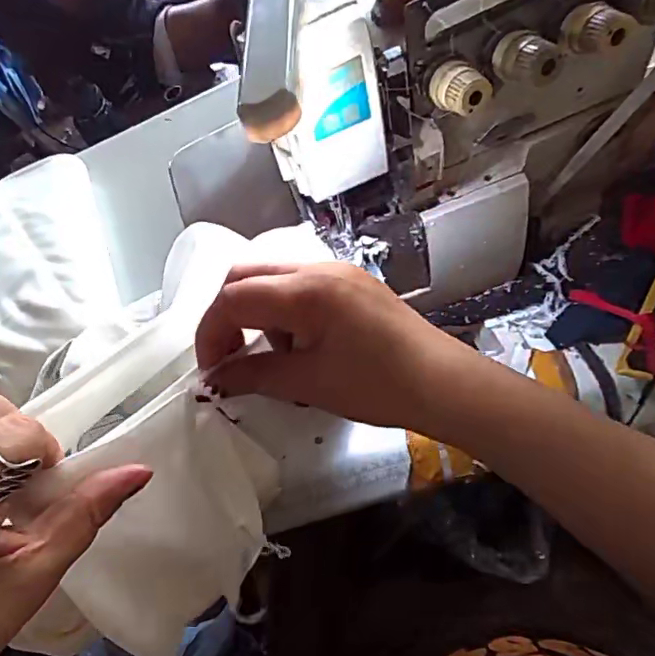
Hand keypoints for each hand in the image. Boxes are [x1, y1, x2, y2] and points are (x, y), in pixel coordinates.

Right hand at [195, 261, 473, 430]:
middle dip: (225, 316)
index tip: (211, 370)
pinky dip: (280, 313)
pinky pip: (297, 288)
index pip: (233, 298)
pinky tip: (297, 347)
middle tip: (226, 357)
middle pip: (245, 276)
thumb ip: (252, 374)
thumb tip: (215, 378)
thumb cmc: (378, 386)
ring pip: (270, 279)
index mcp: (306, 291)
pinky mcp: (351, 285)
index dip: (210, 334)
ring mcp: (337, 272)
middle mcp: (318, 269)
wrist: (444, 385)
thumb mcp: (307, 384)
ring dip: (253, 314)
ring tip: (268, 357)